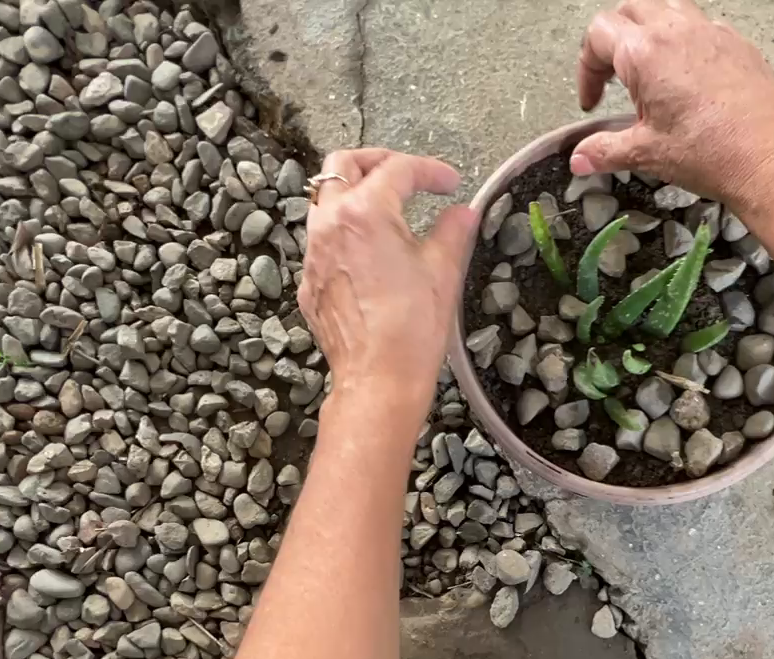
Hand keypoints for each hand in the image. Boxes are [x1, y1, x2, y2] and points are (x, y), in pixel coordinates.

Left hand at [298, 149, 478, 430]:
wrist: (378, 381)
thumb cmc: (411, 331)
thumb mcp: (443, 274)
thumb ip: (453, 232)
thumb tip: (463, 213)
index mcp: (365, 213)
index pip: (397, 170)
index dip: (429, 170)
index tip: (450, 183)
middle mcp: (330, 225)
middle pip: (342, 165)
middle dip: (377, 163)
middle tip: (407, 177)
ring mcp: (313, 254)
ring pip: (325, 201)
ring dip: (355, 195)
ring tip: (387, 213)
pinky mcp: (310, 283)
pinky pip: (322, 242)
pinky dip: (345, 234)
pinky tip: (370, 255)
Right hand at [572, 0, 773, 210]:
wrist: (768, 155)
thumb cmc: (709, 152)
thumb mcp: (647, 154)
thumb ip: (606, 151)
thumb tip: (579, 159)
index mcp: (645, 52)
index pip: (599, 35)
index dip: (587, 68)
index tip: (592, 101)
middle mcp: (676, 29)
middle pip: (630, 11)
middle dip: (613, 42)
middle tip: (612, 82)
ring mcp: (709, 30)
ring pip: (666, 9)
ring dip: (647, 34)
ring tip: (648, 77)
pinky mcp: (735, 43)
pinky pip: (699, 27)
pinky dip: (682, 45)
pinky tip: (686, 84)